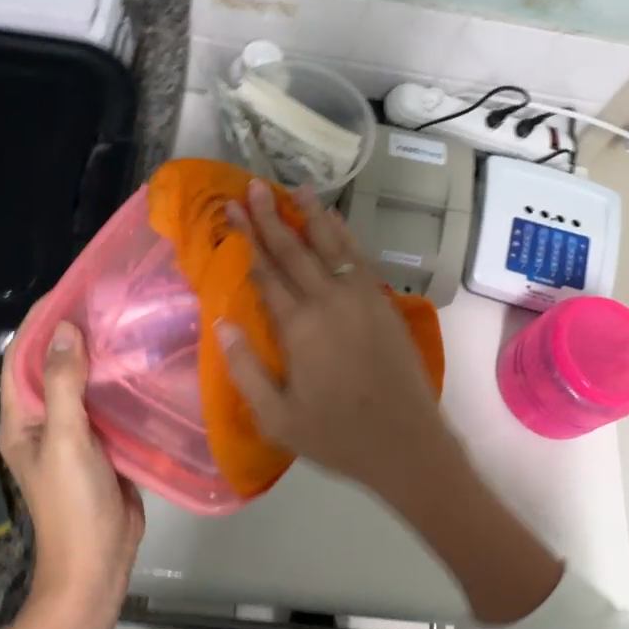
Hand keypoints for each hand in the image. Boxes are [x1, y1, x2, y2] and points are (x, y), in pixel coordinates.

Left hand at [0, 318, 145, 606]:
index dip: (41, 321)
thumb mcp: (65, 439)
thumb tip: (66, 327)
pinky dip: (120, 378)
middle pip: (53, 364)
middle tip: (110, 297)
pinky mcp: (103, 441)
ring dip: (100, 352)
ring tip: (130, 318)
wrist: (97, 560)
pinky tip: (145, 360)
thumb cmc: (72, 501)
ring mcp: (74, 431)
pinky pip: (107, 400)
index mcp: (21, 418)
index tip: (70, 288)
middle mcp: (44, 419)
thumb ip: (65, 384)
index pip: (23, 356)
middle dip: (73, 330)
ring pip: (83, 380)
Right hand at [221, 180, 459, 499]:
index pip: (264, 272)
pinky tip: (335, 220)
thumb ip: (245, 369)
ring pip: (330, 244)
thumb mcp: (278, 417)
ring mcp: (360, 297)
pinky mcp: (382, 301)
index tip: (231, 209)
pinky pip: (358, 256)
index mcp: (298, 326)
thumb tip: (222, 321)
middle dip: (270, 216)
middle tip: (254, 186)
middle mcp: (328, 300)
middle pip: (293, 249)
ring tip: (296, 188)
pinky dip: (344, 234)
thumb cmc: (337, 436)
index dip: (245, 239)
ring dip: (311, 214)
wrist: (407, 442)